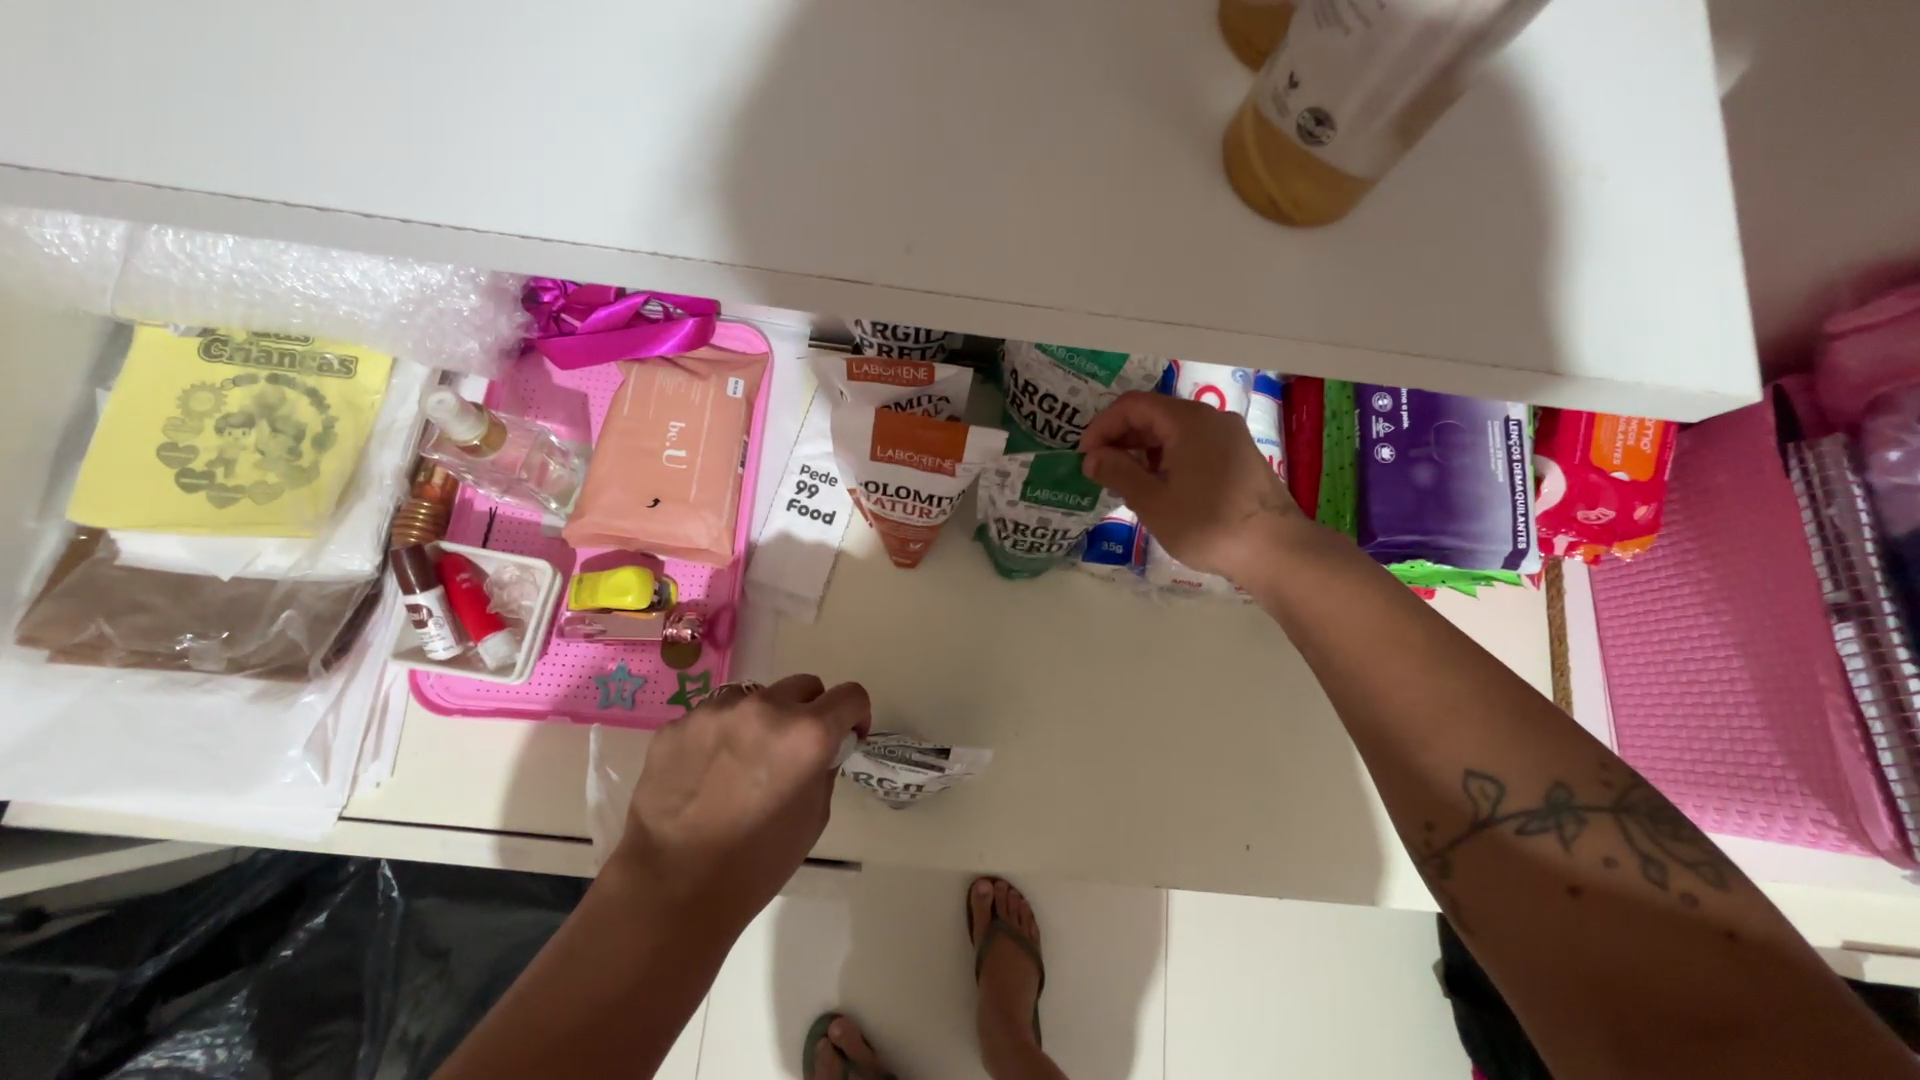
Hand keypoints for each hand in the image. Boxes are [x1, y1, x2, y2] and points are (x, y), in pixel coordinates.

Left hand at [616, 674, 870, 934]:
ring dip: (761, 719)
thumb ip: (822, 769)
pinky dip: (721, 735)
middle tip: (793, 751)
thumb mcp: (813, 819)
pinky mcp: (677, 723)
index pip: (850, 696)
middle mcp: (764, 708)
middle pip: (803, 686)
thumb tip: (819, 750)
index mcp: (806, 733)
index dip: (854, 716)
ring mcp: (715, 711)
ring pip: (754, 696)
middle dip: (808, 712)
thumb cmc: (756, 863)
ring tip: (743, 762)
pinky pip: (713, 717)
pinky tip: (707, 774)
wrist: (671, 885)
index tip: (845, 737)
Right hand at [1080, 391, 1305, 581]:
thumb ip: (1118, 473)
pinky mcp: (1238, 458)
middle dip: (1121, 438)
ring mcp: (1228, 437)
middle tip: (1099, 470)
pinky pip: (1193, 447)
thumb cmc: (1208, 524)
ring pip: (1174, 432)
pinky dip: (1167, 459)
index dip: (1102, 426)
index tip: (1084, 456)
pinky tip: (1157, 488)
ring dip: (1143, 451)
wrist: (1276, 550)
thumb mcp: (1153, 502)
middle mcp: (1210, 419)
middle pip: (1154, 415)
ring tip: (1124, 482)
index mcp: (1188, 421)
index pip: (1133, 405)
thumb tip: (1092, 458)